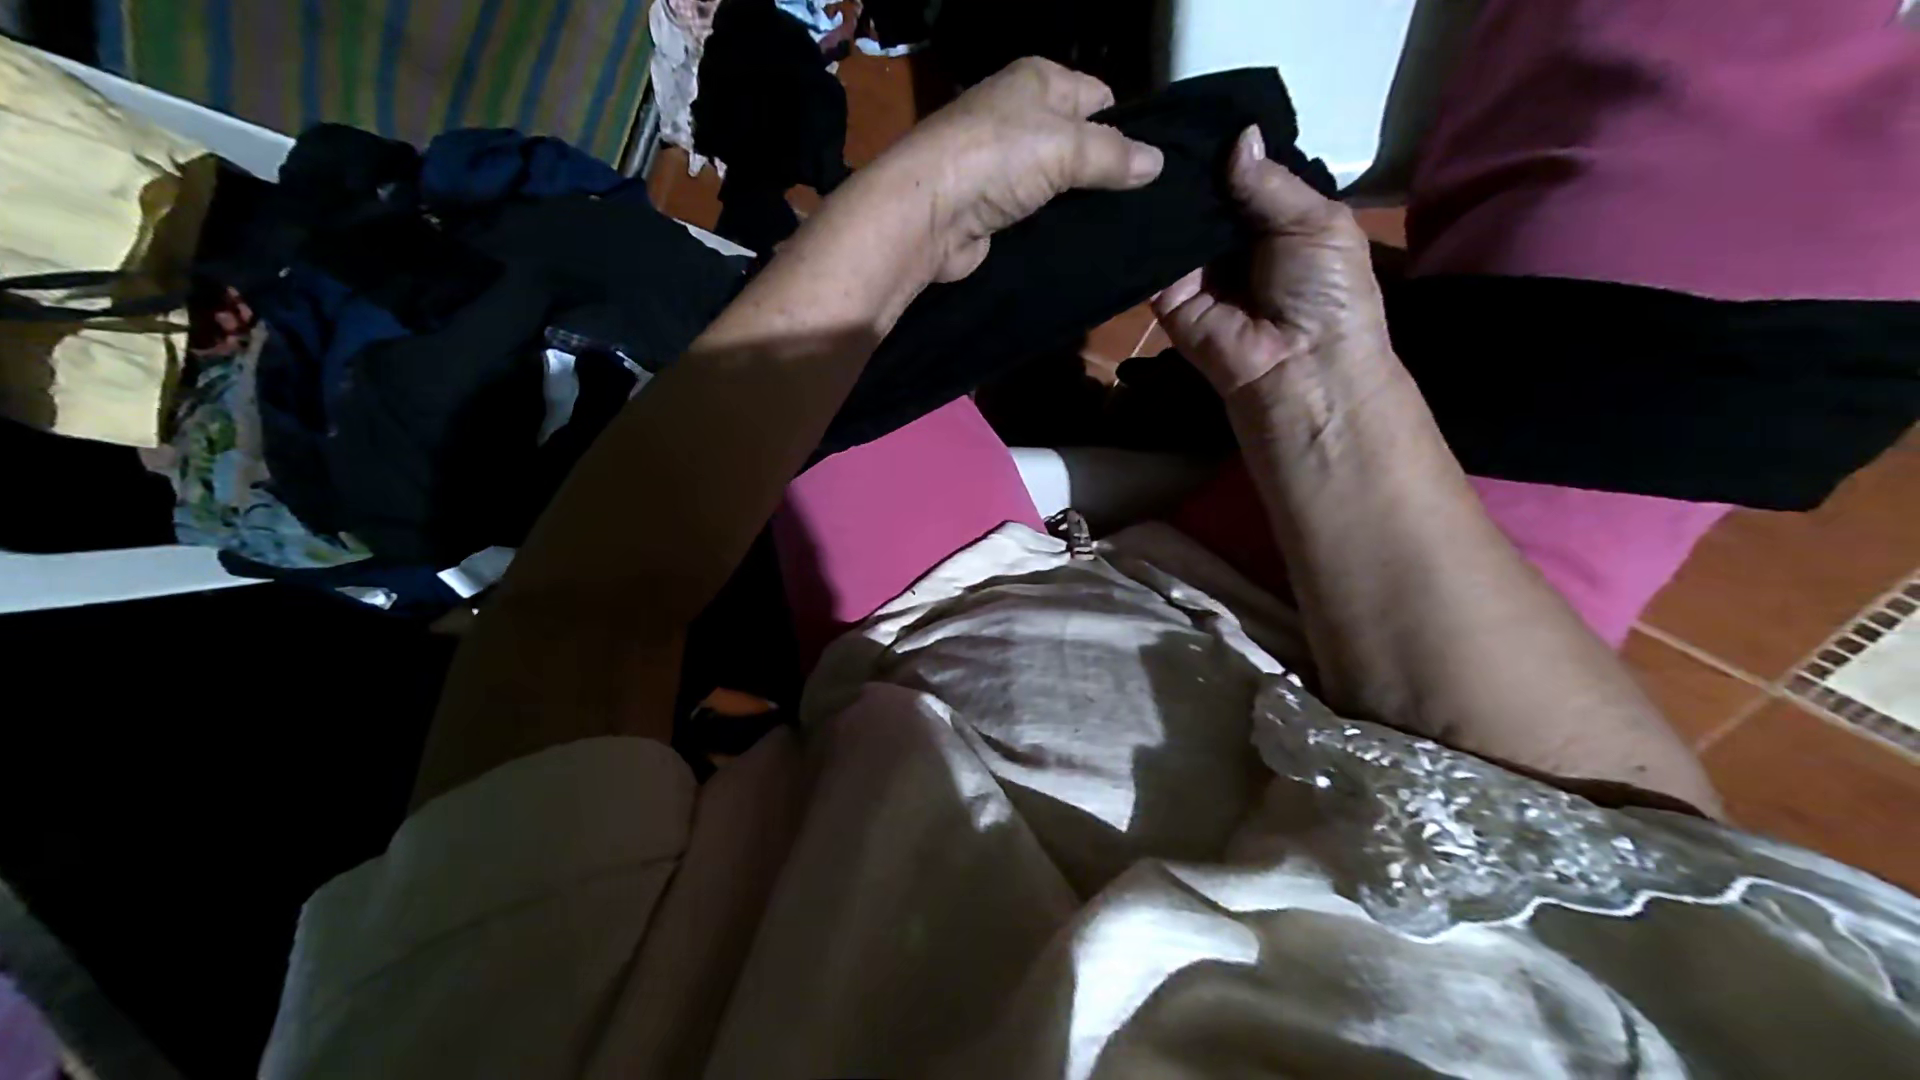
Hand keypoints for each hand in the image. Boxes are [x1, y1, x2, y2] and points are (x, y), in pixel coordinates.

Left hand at [865, 57, 1164, 282]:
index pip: (1097, 97)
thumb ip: (1112, 155)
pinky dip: (1053, 227)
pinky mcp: (993, 209)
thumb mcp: (1065, 146)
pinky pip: (1036, 215)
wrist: (928, 214)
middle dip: (1103, 170)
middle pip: (1077, 142)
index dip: (1123, 127)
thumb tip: (1157, 163)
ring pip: (1056, 183)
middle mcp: (1018, 116)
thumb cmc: (997, 158)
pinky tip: (1078, 244)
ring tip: (1115, 228)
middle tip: (1138, 204)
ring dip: (1078, 204)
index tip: (1146, 166)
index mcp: (1037, 80)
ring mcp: (1002, 165)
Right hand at [1151, 126, 1391, 402]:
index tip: (1195, 106)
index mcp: (1273, 221)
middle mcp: (1230, 244)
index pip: (1240, 176)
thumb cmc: (1326, 291)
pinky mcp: (1165, 298)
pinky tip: (1126, 196)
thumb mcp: (1316, 221)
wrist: (1298, 367)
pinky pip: (1151, 261)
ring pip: (1173, 225)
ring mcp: (1195, 272)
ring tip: (1136, 149)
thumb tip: (1238, 135)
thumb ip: (1271, 182)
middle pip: (1201, 197)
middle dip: (1186, 167)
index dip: (1222, 146)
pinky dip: (1141, 234)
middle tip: (1156, 121)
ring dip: (1160, 196)